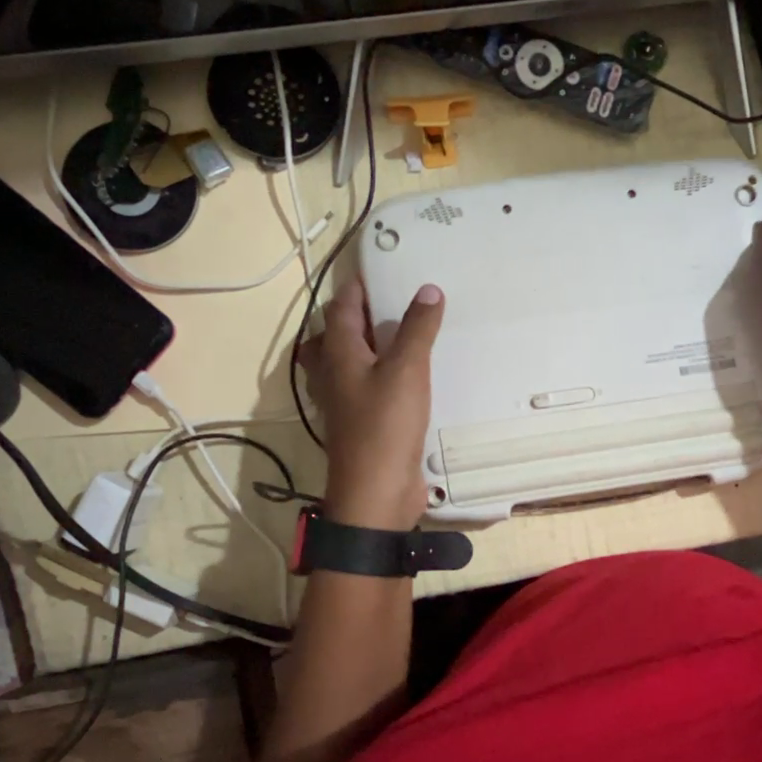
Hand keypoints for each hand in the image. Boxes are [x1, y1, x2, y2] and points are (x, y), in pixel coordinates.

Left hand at [307, 278, 443, 530]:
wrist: (377, 491)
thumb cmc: (386, 424)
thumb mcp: (408, 369)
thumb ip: (418, 328)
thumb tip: (428, 290)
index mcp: (338, 353)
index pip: (342, 307)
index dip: (359, 286)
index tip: (382, 270)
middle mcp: (334, 374)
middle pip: (337, 335)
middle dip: (360, 318)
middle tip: (392, 305)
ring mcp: (344, 402)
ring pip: (349, 365)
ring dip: (370, 350)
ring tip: (401, 341)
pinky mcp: (362, 425)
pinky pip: (366, 390)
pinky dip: (381, 378)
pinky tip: (407, 383)